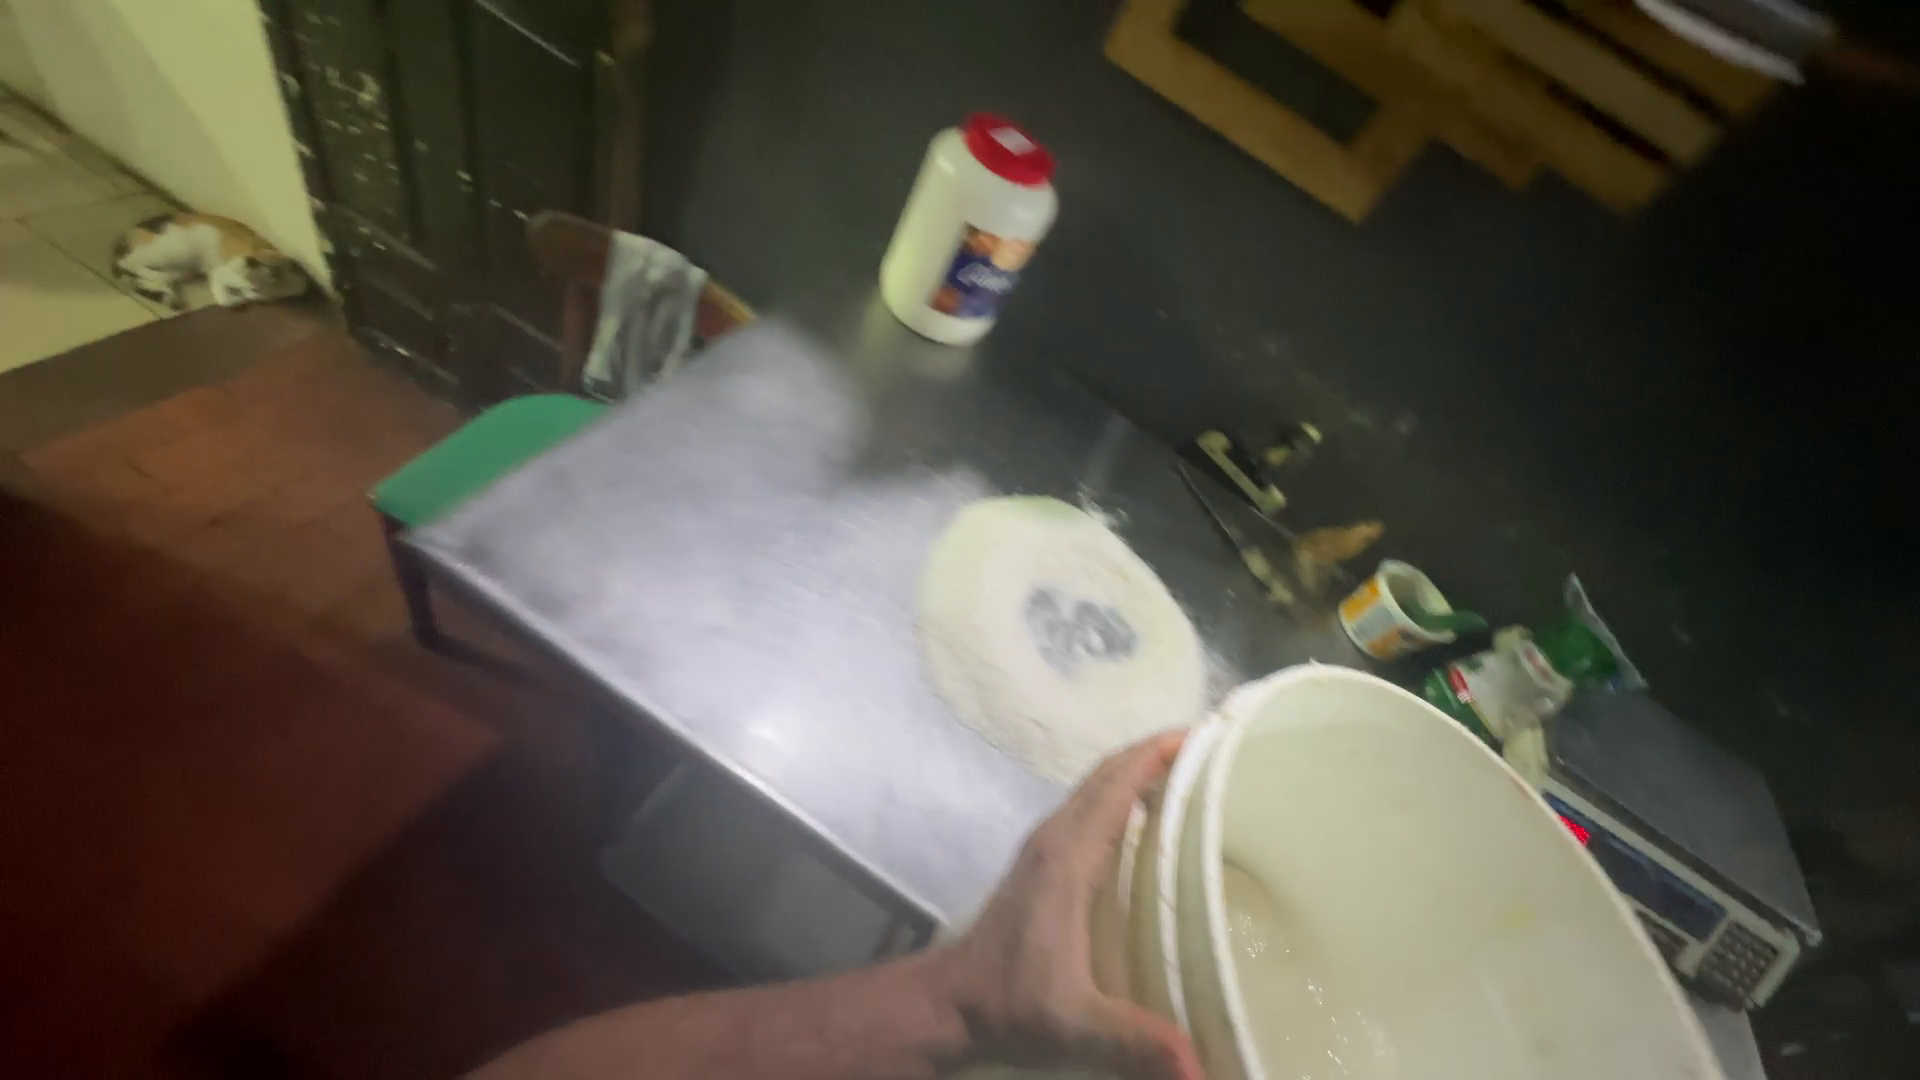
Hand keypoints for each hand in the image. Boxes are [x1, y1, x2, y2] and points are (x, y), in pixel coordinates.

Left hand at [938, 733, 1203, 1079]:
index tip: (1202, 736)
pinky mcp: (1044, 857)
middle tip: (1210, 748)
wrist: (954, 999)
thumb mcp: (1074, 1026)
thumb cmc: (1012, 1001)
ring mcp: (1046, 842)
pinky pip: (1090, 804)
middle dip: (1154, 750)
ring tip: (1189, 769)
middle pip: (1107, 772)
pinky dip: (1122, 790)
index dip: (1155, 754)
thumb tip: (1201, 1069)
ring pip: (1096, 784)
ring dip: (1137, 766)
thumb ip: (1133, 1040)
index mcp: (1067, 857)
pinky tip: (1149, 813)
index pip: (1116, 784)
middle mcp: (1056, 836)